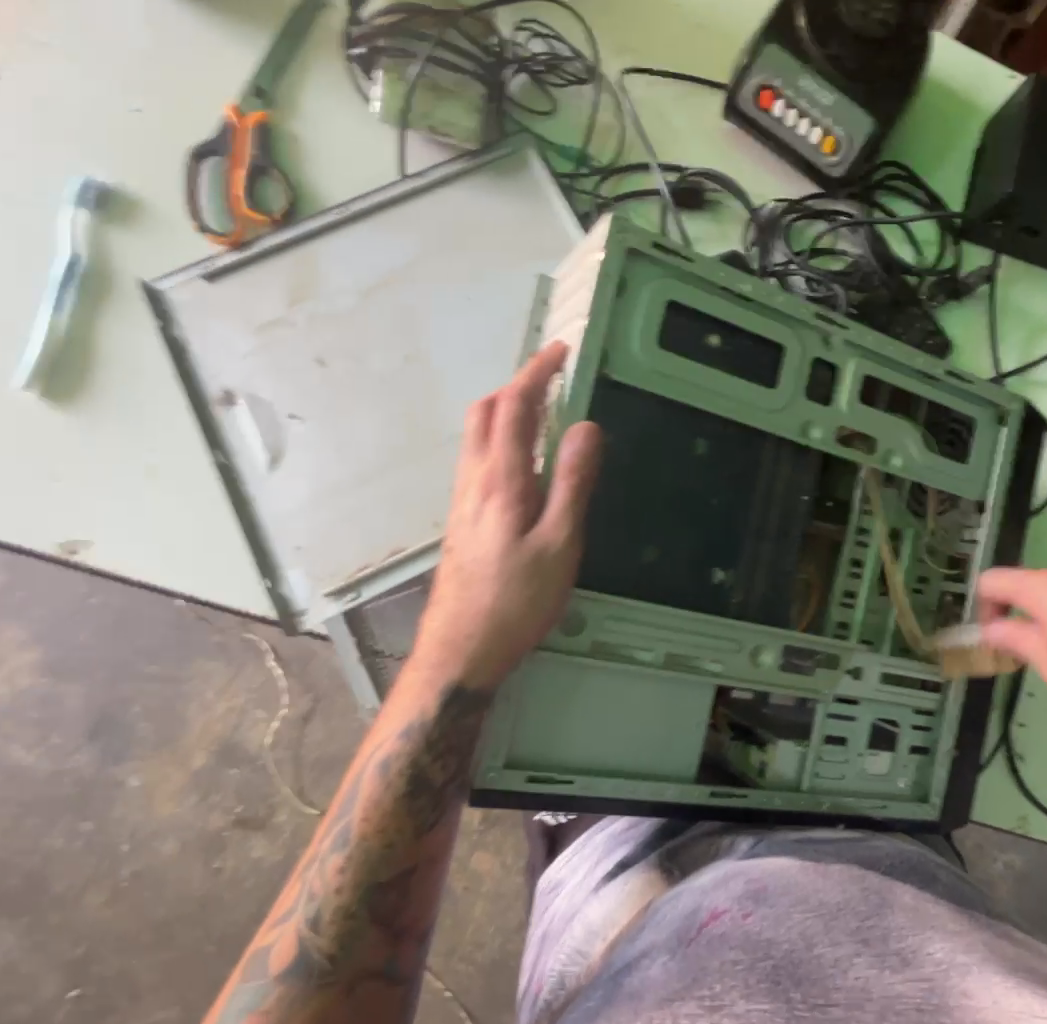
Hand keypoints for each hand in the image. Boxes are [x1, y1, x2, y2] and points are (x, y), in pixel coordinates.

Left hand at [412, 342, 602, 687]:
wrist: (461, 649)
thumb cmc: (516, 601)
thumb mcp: (559, 545)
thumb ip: (571, 484)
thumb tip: (585, 427)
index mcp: (501, 481)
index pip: (514, 408)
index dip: (536, 373)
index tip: (560, 351)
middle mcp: (474, 481)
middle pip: (484, 414)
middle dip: (515, 386)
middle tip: (551, 380)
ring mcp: (462, 501)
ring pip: (475, 437)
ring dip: (504, 411)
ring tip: (541, 413)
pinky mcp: (461, 521)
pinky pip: (476, 461)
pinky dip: (498, 440)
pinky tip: (521, 464)